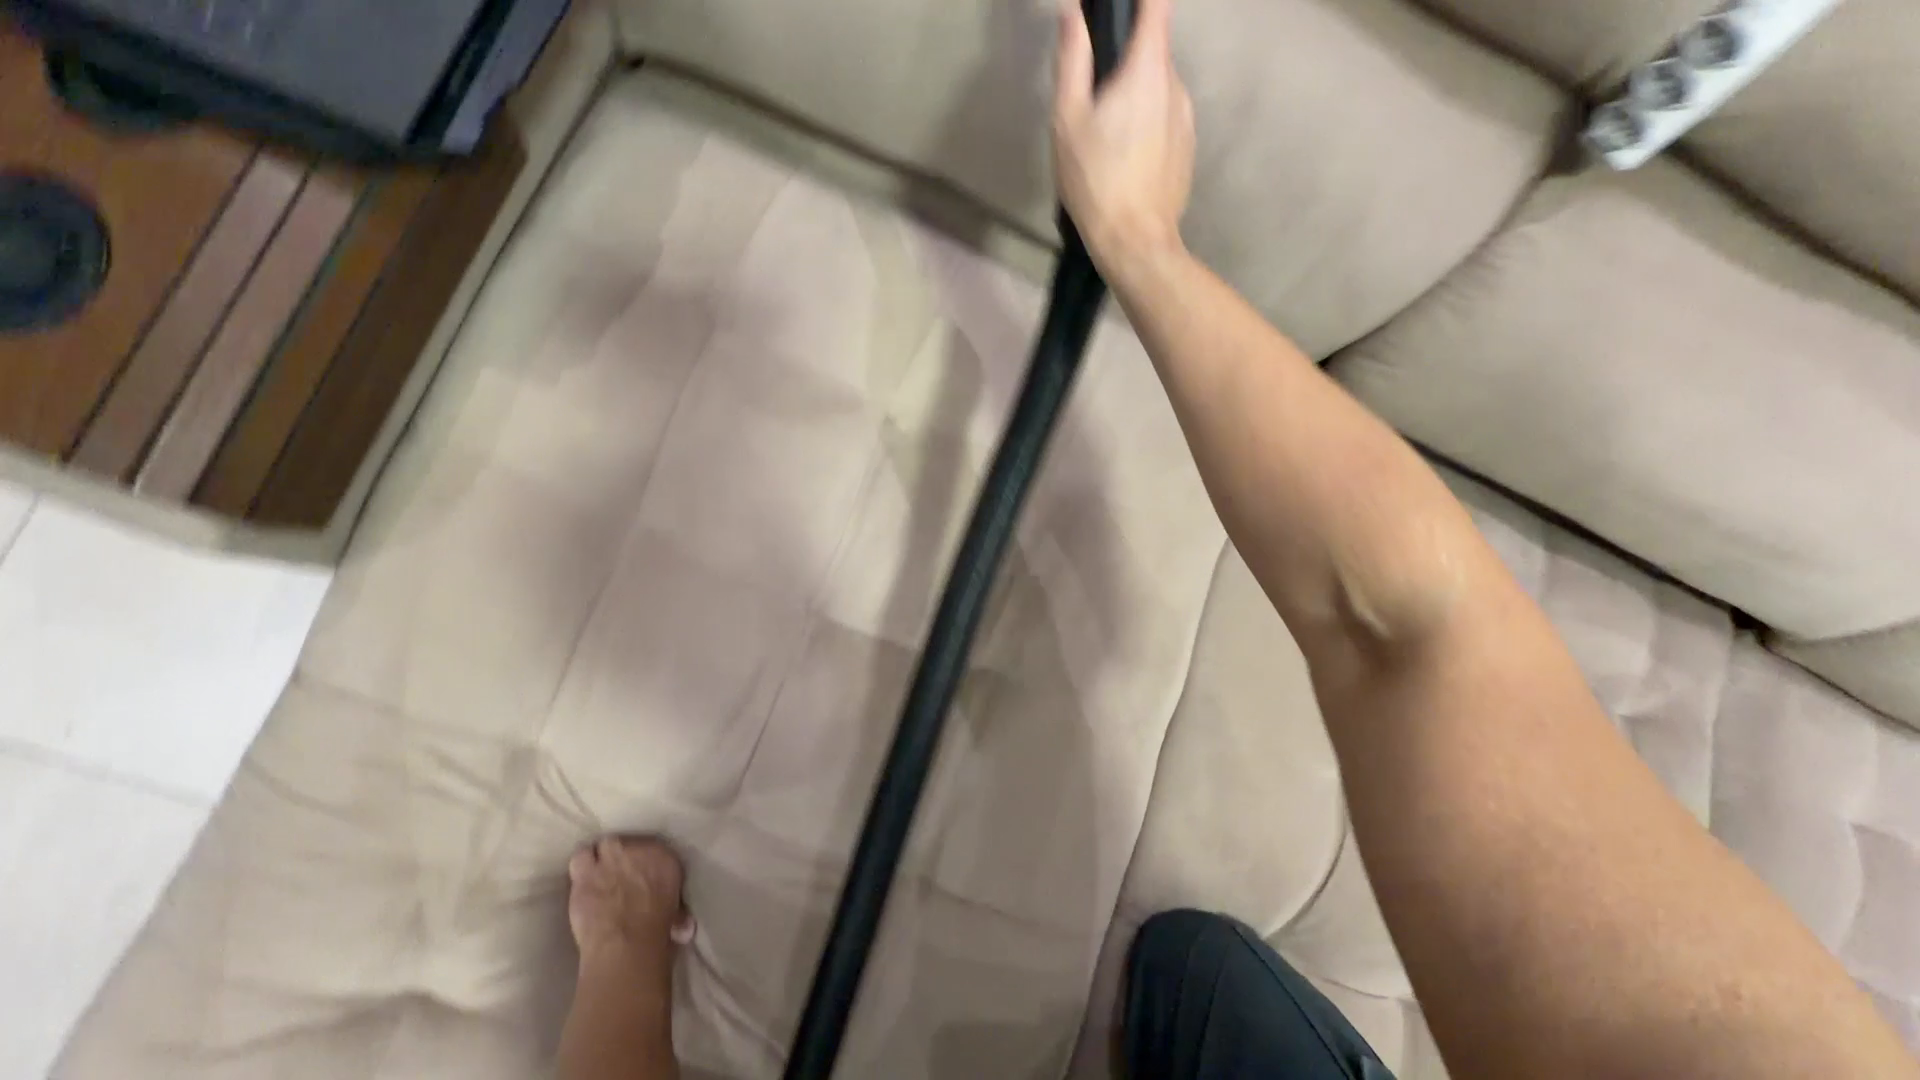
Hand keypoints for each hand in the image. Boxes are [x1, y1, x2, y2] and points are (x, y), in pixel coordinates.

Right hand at [1052, 0, 1194, 271]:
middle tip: (1090, 98)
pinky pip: (1165, 119)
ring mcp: (1187, 119)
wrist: (1135, 241)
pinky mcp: (1188, 147)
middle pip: (1152, 52)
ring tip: (1104, 138)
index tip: (1115, 11)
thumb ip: (1072, 60)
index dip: (1137, 2)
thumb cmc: (1095, 180)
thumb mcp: (1068, 119)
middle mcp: (1176, 86)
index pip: (1155, 6)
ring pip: (1158, 89)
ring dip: (1134, 98)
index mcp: (1147, 70)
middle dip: (1123, 62)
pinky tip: (1123, 159)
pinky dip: (1146, 125)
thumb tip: (1073, 13)